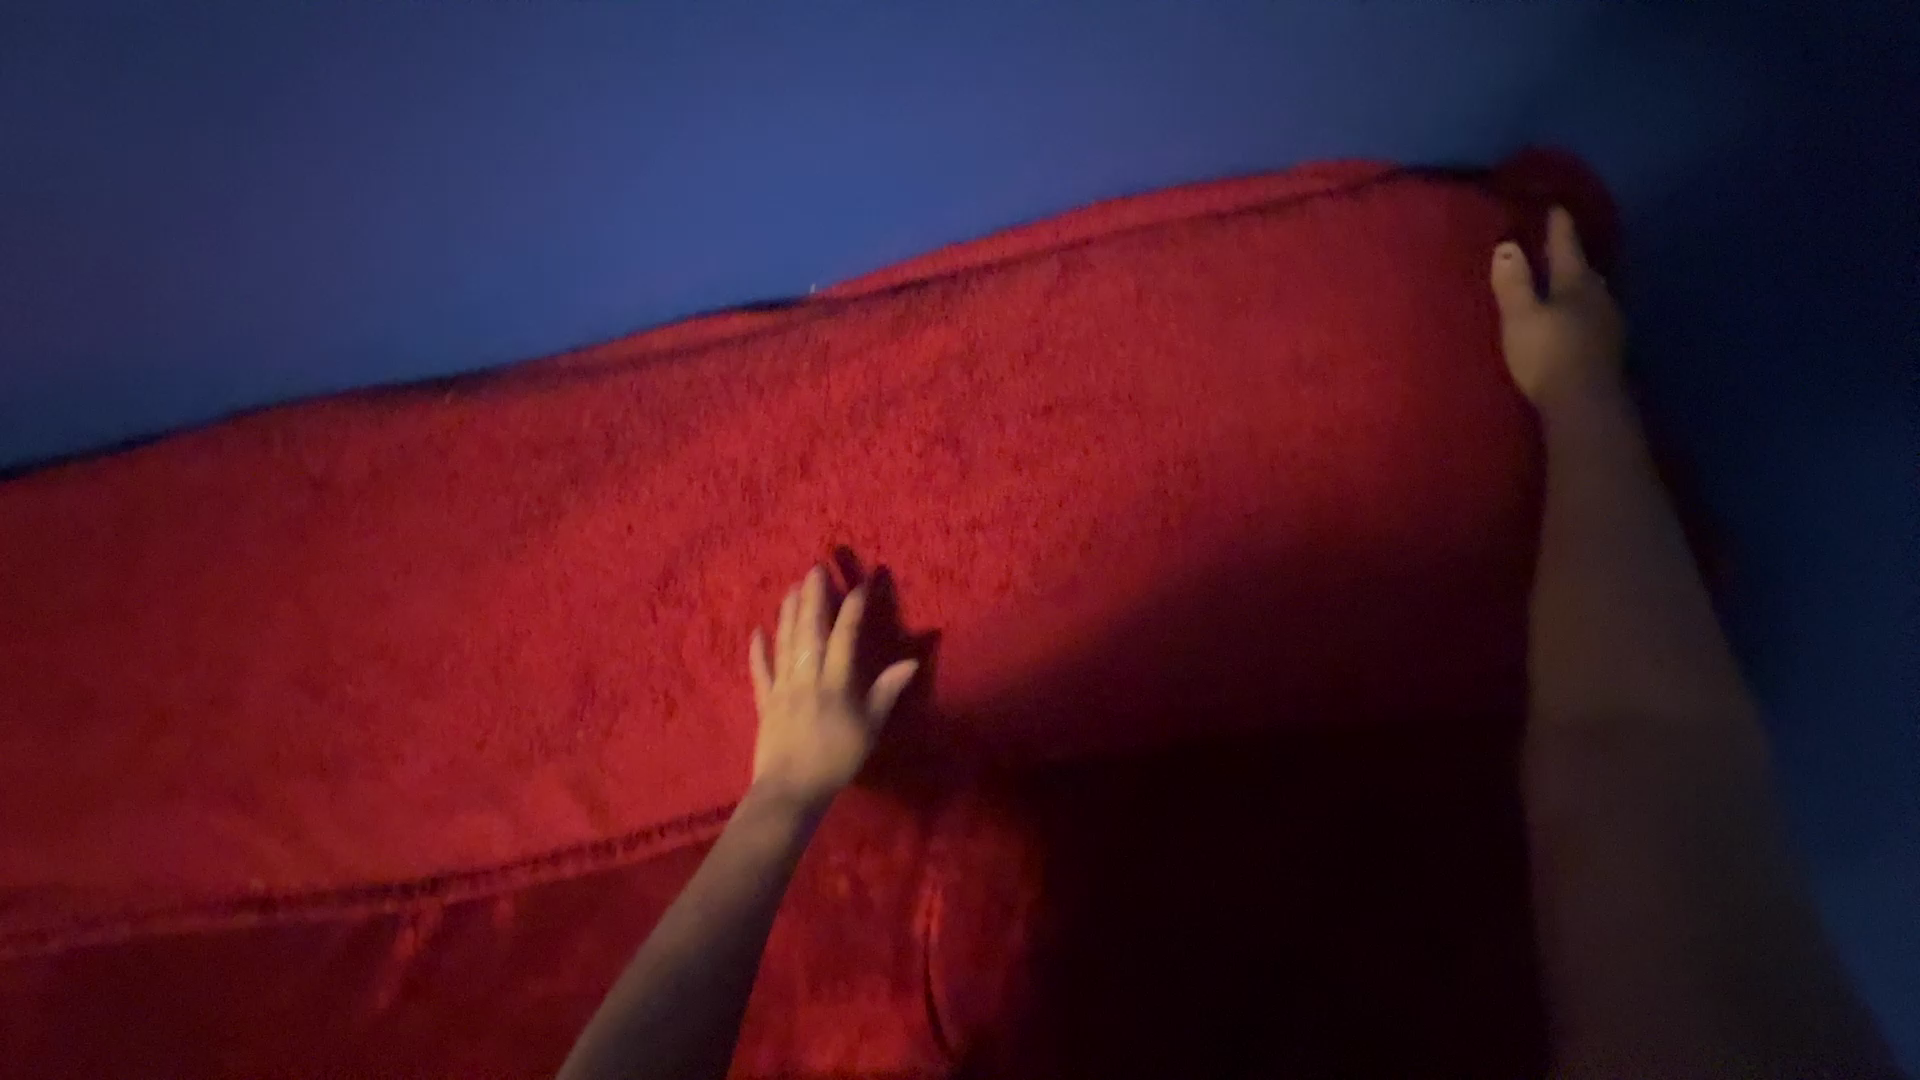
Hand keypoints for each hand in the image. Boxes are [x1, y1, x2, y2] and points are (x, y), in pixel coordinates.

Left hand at [747, 565, 919, 808]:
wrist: (791, 790)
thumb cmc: (837, 759)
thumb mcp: (870, 727)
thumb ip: (887, 691)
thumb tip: (911, 661)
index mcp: (835, 682)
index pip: (845, 636)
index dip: (852, 608)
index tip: (859, 585)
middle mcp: (806, 676)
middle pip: (809, 630)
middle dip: (813, 597)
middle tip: (814, 569)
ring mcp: (782, 687)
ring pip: (784, 643)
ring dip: (788, 614)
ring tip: (791, 588)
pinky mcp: (764, 702)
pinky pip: (760, 672)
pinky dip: (758, 651)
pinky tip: (757, 632)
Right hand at [1490, 206, 1625, 412]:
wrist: (1583, 399)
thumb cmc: (1546, 353)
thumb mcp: (1520, 317)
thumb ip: (1513, 282)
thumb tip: (1506, 244)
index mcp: (1576, 283)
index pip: (1565, 246)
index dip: (1558, 227)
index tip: (1554, 208)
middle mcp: (1598, 295)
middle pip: (1583, 268)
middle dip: (1569, 256)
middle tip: (1556, 245)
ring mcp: (1608, 320)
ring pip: (1591, 292)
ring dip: (1576, 284)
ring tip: (1562, 282)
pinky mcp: (1607, 345)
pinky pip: (1592, 315)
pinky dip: (1580, 309)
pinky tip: (1574, 317)